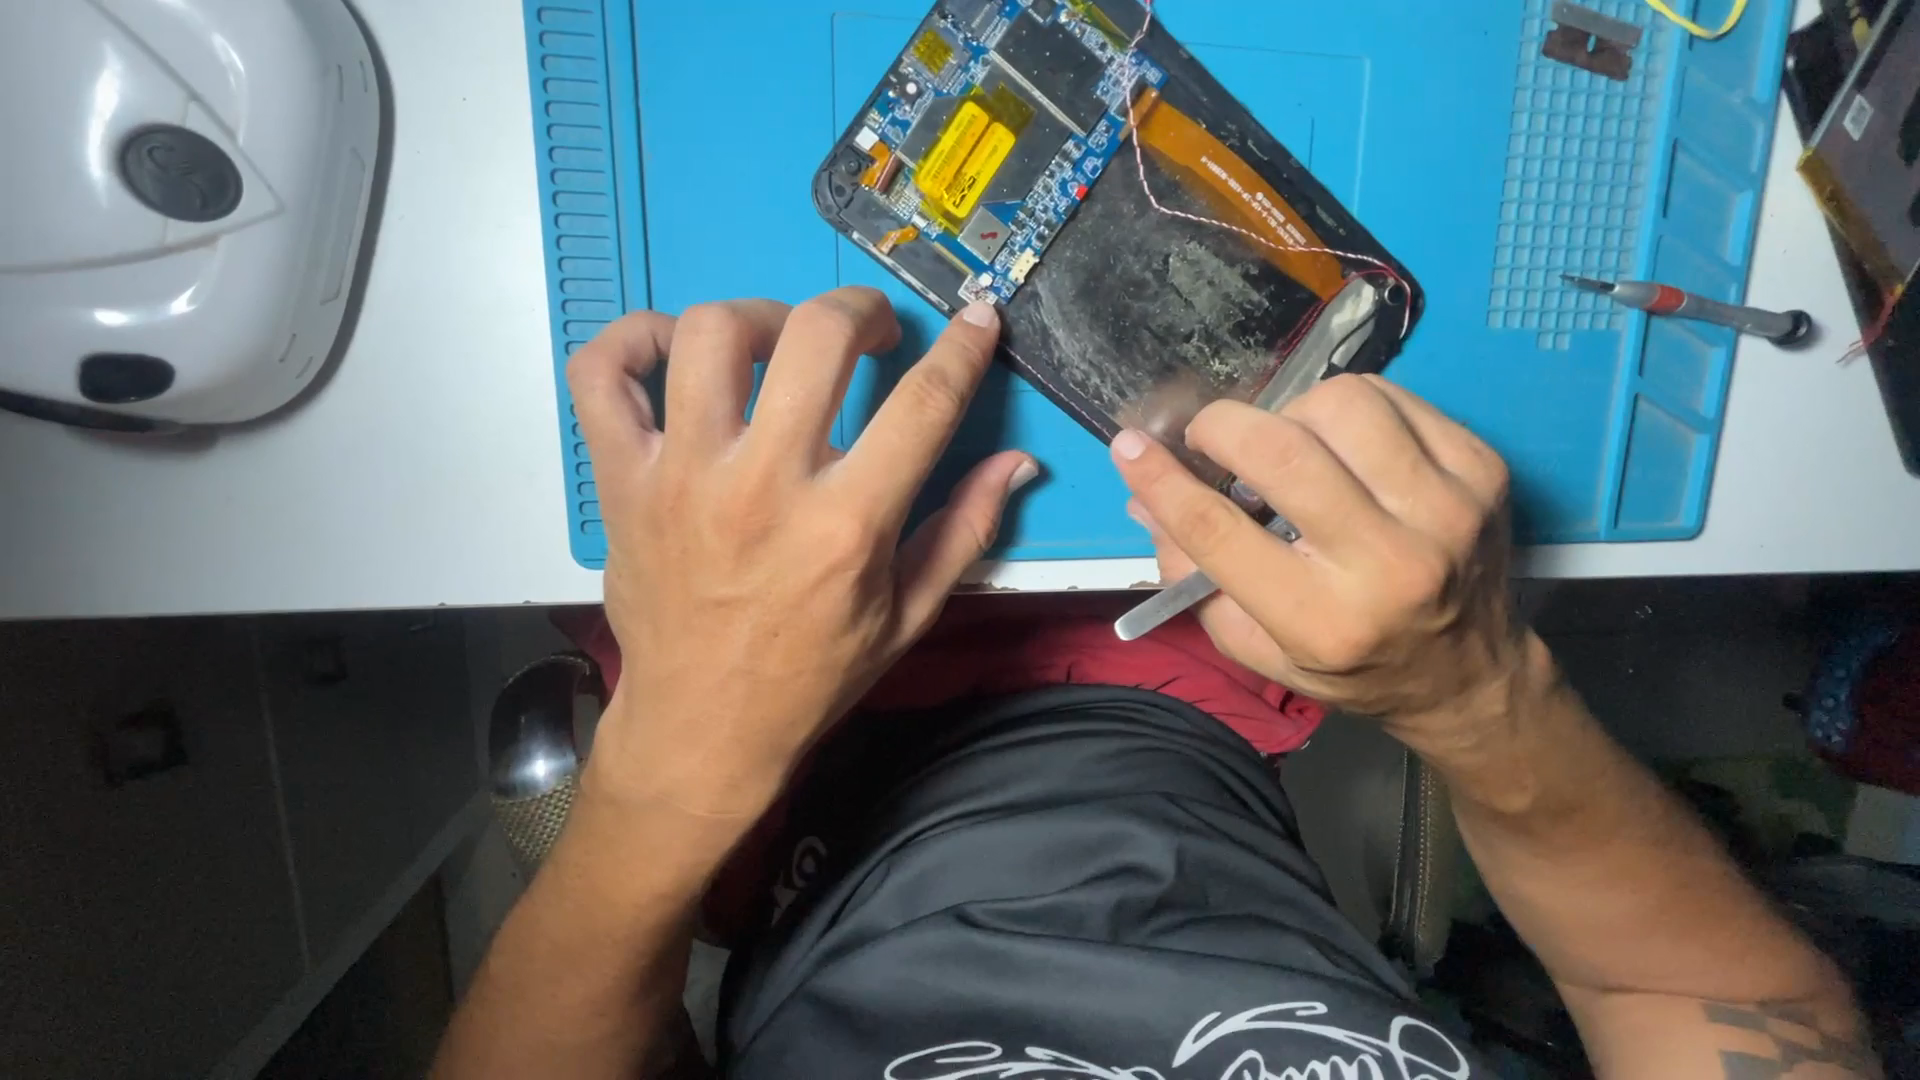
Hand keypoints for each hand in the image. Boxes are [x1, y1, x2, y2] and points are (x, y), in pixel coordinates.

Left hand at [566, 288, 1035, 822]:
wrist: (704, 728)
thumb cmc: (814, 674)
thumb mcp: (910, 614)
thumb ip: (966, 530)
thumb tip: (1019, 463)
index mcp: (847, 523)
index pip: (922, 404)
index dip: (962, 348)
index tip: (977, 318)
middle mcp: (762, 485)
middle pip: (814, 337)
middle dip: (859, 311)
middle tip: (868, 334)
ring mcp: (681, 476)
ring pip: (710, 334)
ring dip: (761, 318)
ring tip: (779, 347)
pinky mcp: (623, 481)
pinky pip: (602, 373)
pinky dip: (633, 339)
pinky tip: (675, 352)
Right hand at [1111, 374, 1527, 742]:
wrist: (1469, 674)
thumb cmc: (1344, 664)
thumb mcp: (1251, 644)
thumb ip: (1191, 575)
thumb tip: (1144, 498)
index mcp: (1319, 620)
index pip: (1218, 531)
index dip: (1161, 481)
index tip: (1128, 448)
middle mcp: (1388, 564)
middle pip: (1283, 454)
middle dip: (1223, 427)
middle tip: (1208, 436)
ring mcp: (1446, 510)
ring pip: (1342, 405)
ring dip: (1291, 414)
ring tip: (1287, 447)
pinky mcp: (1482, 471)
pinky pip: (1391, 398)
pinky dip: (1345, 409)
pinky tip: (1339, 445)